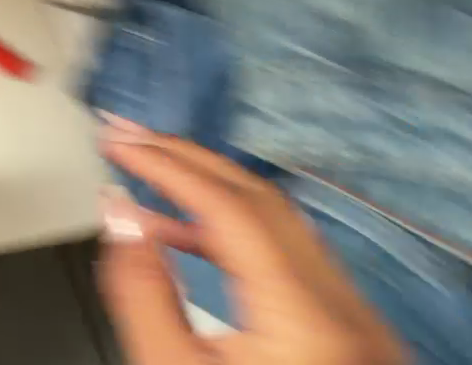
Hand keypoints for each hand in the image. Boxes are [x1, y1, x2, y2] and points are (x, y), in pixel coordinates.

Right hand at [97, 115, 407, 364]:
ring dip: (208, 186)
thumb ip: (139, 287)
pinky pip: (290, 255)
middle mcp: (345, 311)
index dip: (164, 160)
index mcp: (303, 317)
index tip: (113, 139)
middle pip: (263, 199)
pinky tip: (182, 233)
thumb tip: (116, 210)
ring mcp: (359, 325)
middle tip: (125, 134)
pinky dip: (231, 228)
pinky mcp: (353, 338)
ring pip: (281, 222)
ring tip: (144, 172)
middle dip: (185, 156)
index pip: (228, 204)